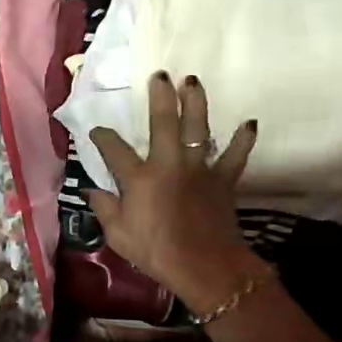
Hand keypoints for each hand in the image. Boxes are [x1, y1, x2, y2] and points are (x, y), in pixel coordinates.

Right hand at [85, 72, 265, 310]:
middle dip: (160, 97)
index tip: (96, 131)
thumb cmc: (154, 250)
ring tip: (192, 81)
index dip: (102, 137)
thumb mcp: (117, 233)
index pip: (114, 150)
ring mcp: (200, 169)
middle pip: (164, 123)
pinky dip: (243, 139)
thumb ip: (104, 207)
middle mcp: (169, 164)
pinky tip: (249, 123)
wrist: (204, 265)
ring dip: (196, 103)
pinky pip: (235, 155)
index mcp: (139, 177)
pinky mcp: (223, 180)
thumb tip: (92, 190)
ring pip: (199, 128)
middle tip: (159, 75)